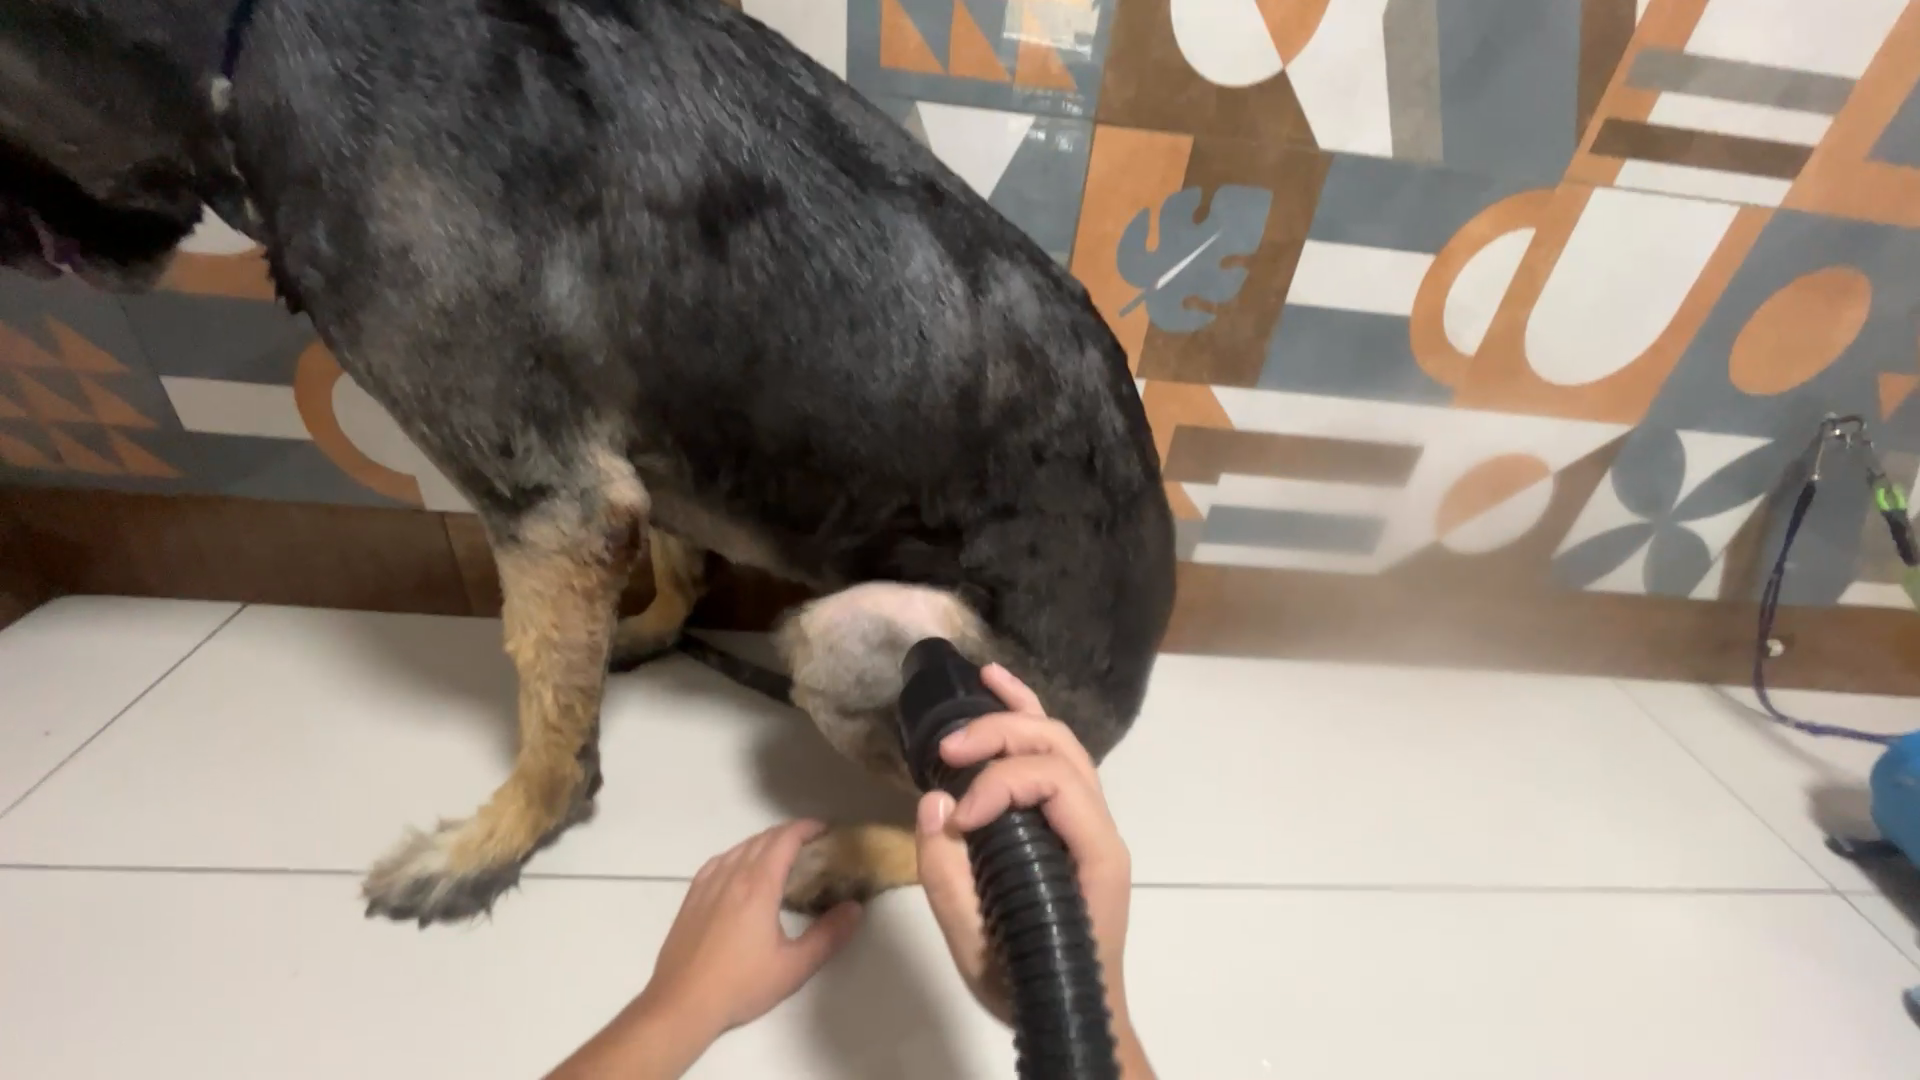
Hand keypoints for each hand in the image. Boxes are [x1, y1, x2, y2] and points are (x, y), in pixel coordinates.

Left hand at [645, 820, 864, 1037]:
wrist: (680, 1005)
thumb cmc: (739, 985)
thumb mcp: (793, 967)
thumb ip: (829, 936)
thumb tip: (855, 908)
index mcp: (759, 885)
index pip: (785, 838)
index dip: (807, 828)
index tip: (826, 830)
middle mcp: (733, 874)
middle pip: (764, 838)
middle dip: (790, 833)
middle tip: (812, 845)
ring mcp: (708, 884)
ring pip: (741, 846)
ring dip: (765, 842)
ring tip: (781, 856)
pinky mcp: (692, 896)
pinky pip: (720, 860)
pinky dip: (739, 854)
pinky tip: (742, 869)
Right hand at [914, 665, 1134, 1030]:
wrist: (1066, 1010)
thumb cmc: (1025, 982)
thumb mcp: (977, 948)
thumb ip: (950, 879)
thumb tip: (933, 803)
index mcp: (1094, 853)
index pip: (1053, 783)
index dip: (1000, 784)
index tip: (959, 819)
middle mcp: (1100, 823)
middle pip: (1060, 747)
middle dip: (1002, 735)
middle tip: (949, 750)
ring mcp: (1089, 816)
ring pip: (1062, 740)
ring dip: (1018, 710)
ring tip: (980, 679)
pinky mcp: (1069, 817)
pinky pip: (1056, 755)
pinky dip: (1027, 718)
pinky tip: (999, 688)